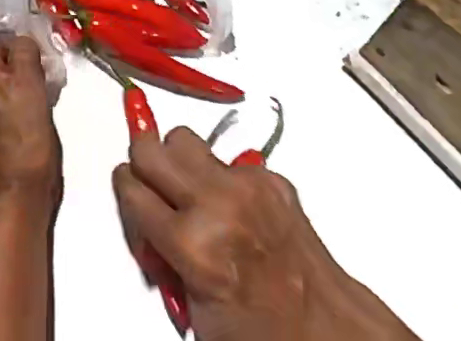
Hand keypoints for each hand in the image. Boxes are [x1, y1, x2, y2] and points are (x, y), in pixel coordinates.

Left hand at [0, 35, 61, 205]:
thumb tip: (19, 32)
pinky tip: (46, 66)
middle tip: (26, 14)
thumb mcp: (28, 84)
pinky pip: (2, 67)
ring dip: (14, 40)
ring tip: (42, 40)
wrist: (21, 187)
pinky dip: (20, 61)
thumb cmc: (22, 134)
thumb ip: (23, 49)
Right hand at [111, 128, 417, 340]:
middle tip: (155, 192)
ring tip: (192, 193)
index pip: (128, 185)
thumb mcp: (189, 302)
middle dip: (146, 169)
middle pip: (148, 148)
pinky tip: (232, 207)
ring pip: (183, 139)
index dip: (129, 196)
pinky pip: (224, 158)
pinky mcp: (271, 180)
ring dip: (179, 162)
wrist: (331, 334)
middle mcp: (217, 208)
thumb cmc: (260, 329)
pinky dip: (220, 176)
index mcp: (192, 245)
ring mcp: (246, 189)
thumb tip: (138, 205)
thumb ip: (157, 245)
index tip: (136, 205)